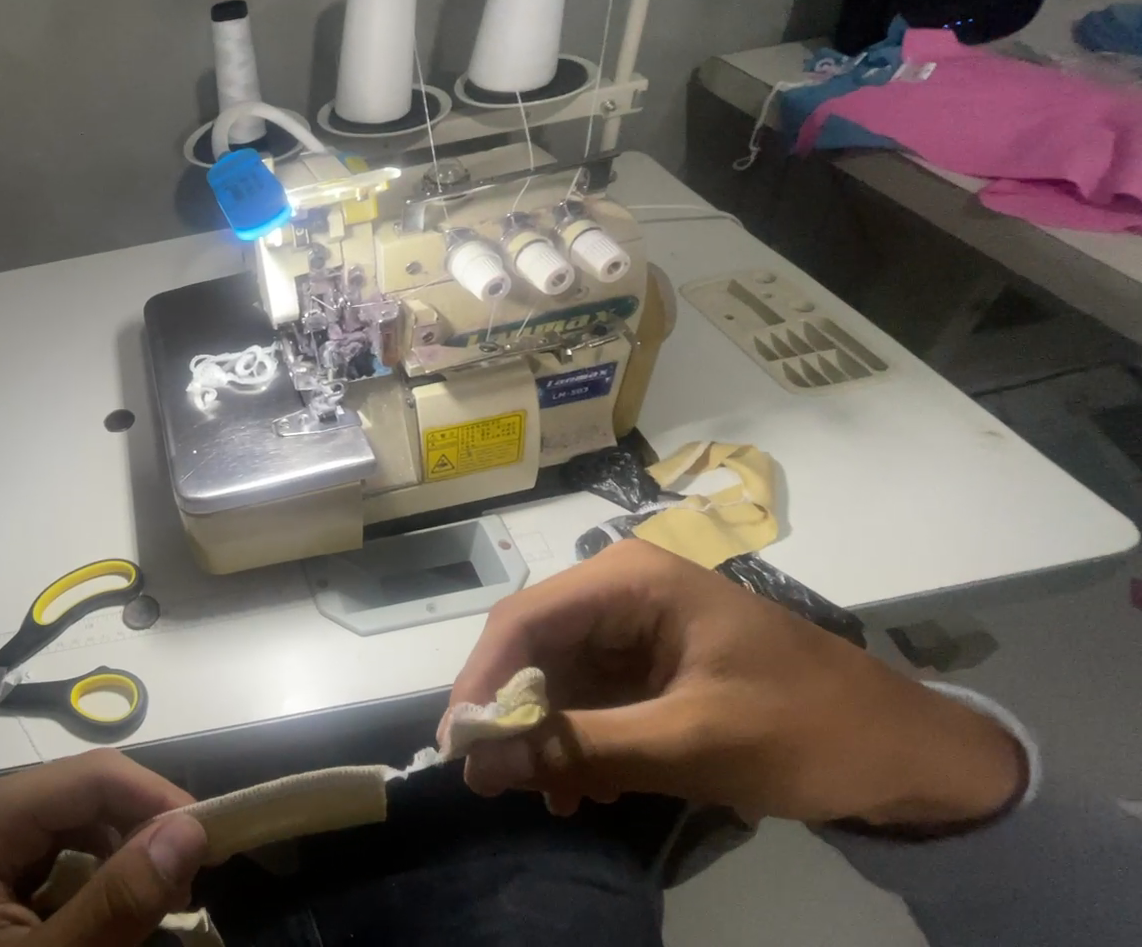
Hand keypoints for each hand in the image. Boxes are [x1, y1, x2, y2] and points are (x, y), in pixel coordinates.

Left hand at [0, 749, 208, 946]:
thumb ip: (116, 903)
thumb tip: (190, 830)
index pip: (98, 774)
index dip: (160, 799)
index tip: (213, 845)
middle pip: (92, 791)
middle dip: (146, 828)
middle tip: (190, 886)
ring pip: (84, 819)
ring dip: (129, 852)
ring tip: (163, 898)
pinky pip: (64, 850)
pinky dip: (101, 873)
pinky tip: (119, 906)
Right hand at [447, 540, 1024, 826]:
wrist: (918, 757)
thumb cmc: (808, 732)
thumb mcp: (687, 744)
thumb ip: (578, 749)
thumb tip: (479, 766)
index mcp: (629, 580)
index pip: (524, 620)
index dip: (482, 680)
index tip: (458, 745)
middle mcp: (619, 588)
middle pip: (532, 644)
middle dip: (513, 713)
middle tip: (494, 779)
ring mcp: (633, 622)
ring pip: (554, 672)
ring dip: (545, 734)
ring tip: (547, 795)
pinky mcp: (647, 656)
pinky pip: (587, 692)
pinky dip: (577, 738)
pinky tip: (582, 785)